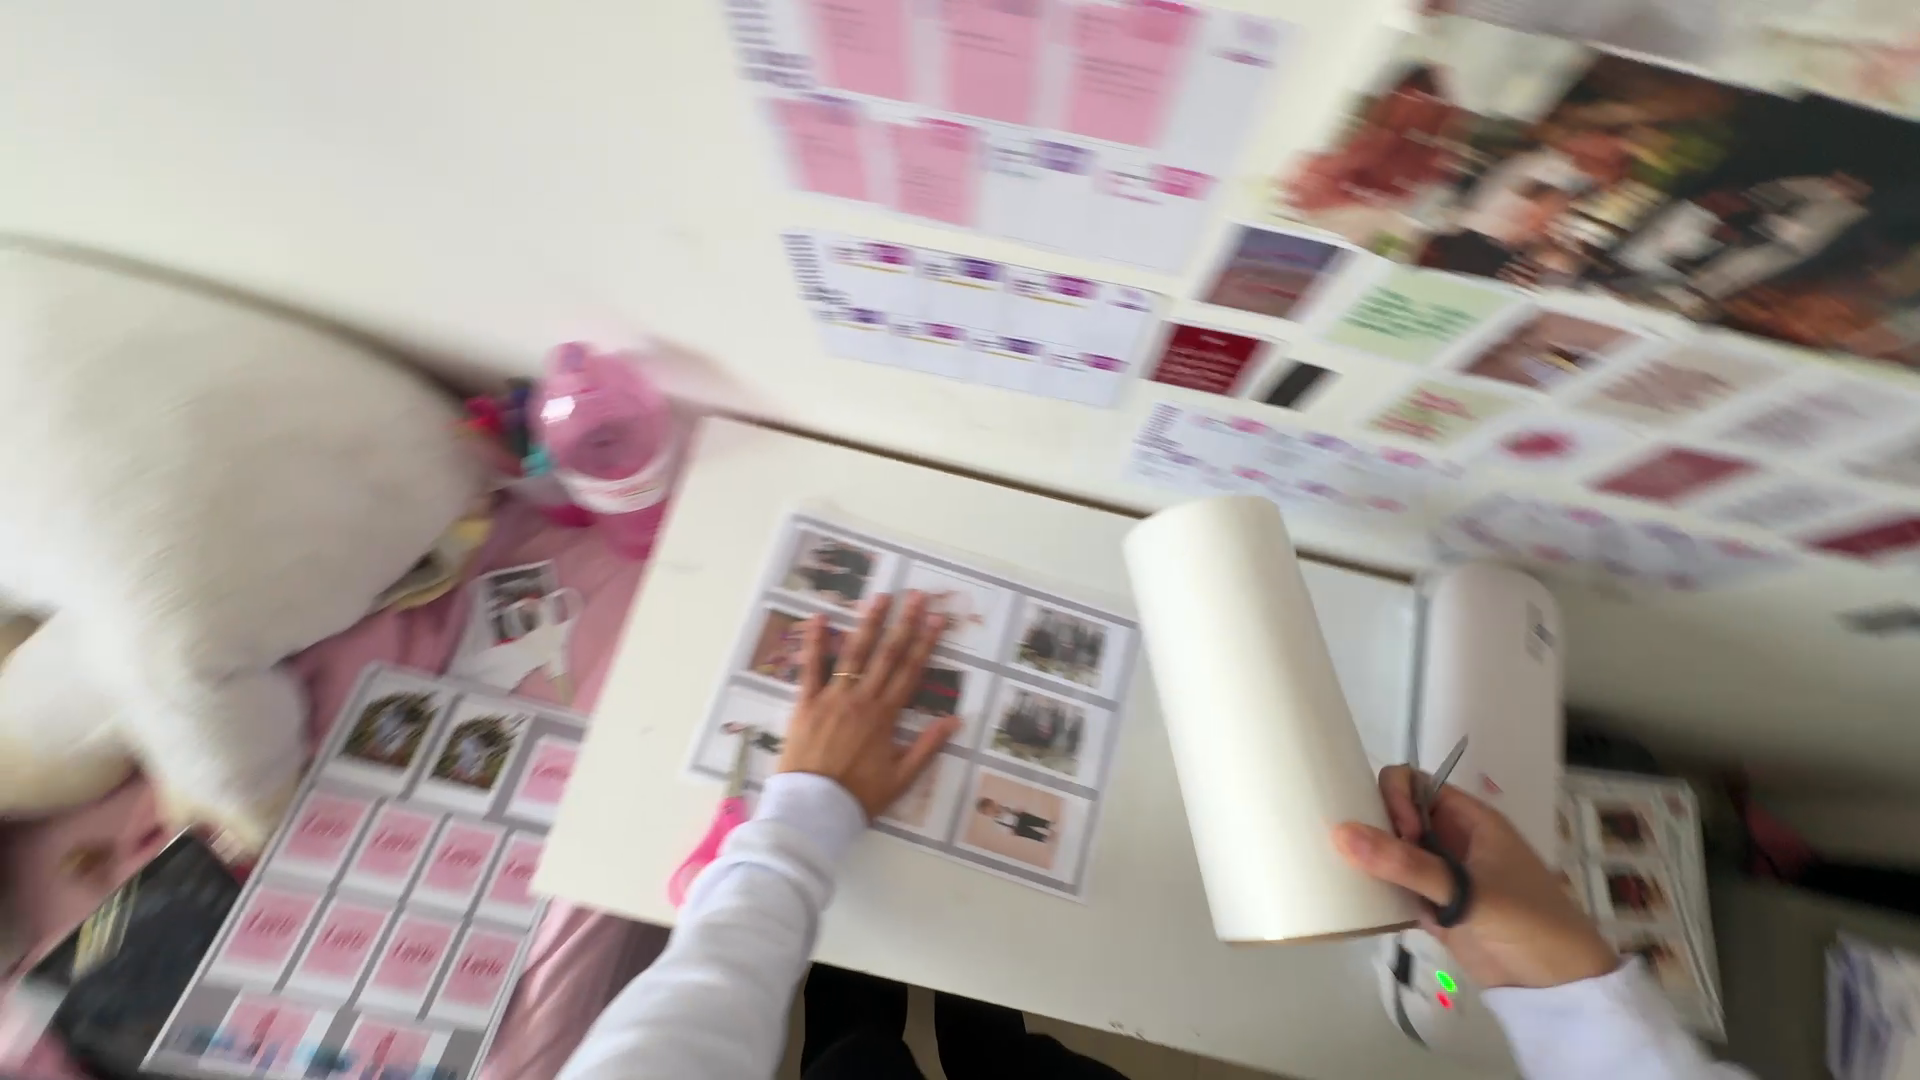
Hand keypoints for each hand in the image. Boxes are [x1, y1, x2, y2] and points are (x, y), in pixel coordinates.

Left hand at [778, 592, 957, 819]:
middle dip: (904, 623)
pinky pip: (810, 668)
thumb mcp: (901, 778)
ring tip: (881, 597)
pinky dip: (814, 642)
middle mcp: (862, 699)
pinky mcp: (806, 703)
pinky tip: (818, 617)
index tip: (937, 619)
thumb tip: (955, 720)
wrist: (812, 810)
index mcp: (885, 716)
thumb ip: (927, 747)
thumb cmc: (858, 796)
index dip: (926, 644)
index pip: (911, 671)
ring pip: (853, 654)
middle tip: (917, 596)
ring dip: (869, 623)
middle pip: (887, 655)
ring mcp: (833, 697)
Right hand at [1333, 766, 1618, 989]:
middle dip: (1374, 824)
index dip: (1396, 795)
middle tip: (1370, 854)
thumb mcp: (1469, 892)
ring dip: (1370, 855)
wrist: (1561, 992)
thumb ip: (1406, 864)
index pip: (1413, 782)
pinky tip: (1362, 897)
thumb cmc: (1530, 925)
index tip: (1401, 830)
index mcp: (1468, 819)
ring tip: (1353, 872)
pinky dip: (1376, 885)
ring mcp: (1439, 870)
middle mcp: (1450, 838)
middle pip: (1394, 810)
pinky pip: (1392, 881)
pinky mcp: (1431, 902)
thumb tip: (1340, 832)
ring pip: (1389, 846)